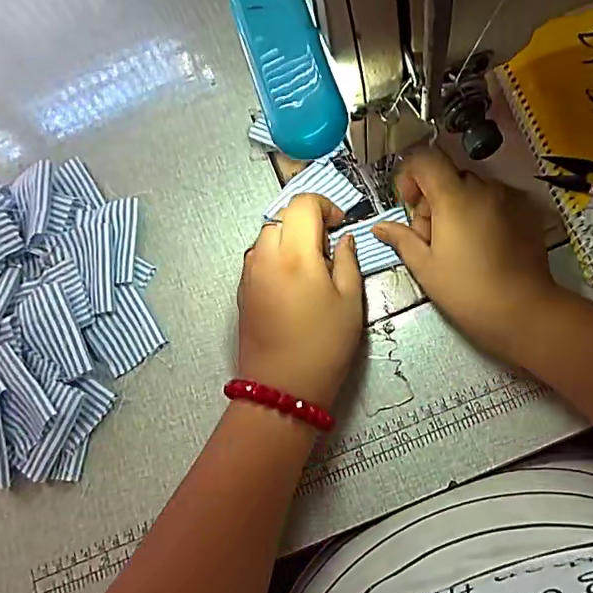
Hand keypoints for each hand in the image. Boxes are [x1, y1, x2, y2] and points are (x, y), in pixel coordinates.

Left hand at [237, 193, 364, 409]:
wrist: (283, 387)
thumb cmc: (323, 346)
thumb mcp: (350, 302)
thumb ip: (347, 262)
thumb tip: (344, 240)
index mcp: (295, 254)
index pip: (303, 205)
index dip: (325, 206)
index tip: (340, 224)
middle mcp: (265, 257)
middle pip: (282, 217)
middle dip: (306, 224)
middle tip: (328, 249)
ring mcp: (249, 274)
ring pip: (267, 237)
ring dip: (290, 240)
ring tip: (311, 269)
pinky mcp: (242, 291)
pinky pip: (259, 259)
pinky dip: (276, 259)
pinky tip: (294, 286)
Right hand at [372, 145, 560, 359]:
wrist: (523, 311)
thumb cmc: (468, 292)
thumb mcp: (426, 268)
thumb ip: (402, 239)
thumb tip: (380, 227)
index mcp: (454, 197)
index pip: (425, 159)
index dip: (410, 176)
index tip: (409, 204)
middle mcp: (484, 188)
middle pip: (448, 177)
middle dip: (434, 201)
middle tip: (432, 239)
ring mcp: (509, 198)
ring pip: (473, 189)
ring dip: (459, 207)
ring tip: (460, 247)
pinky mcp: (526, 211)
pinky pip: (495, 201)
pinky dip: (483, 214)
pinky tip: (483, 247)